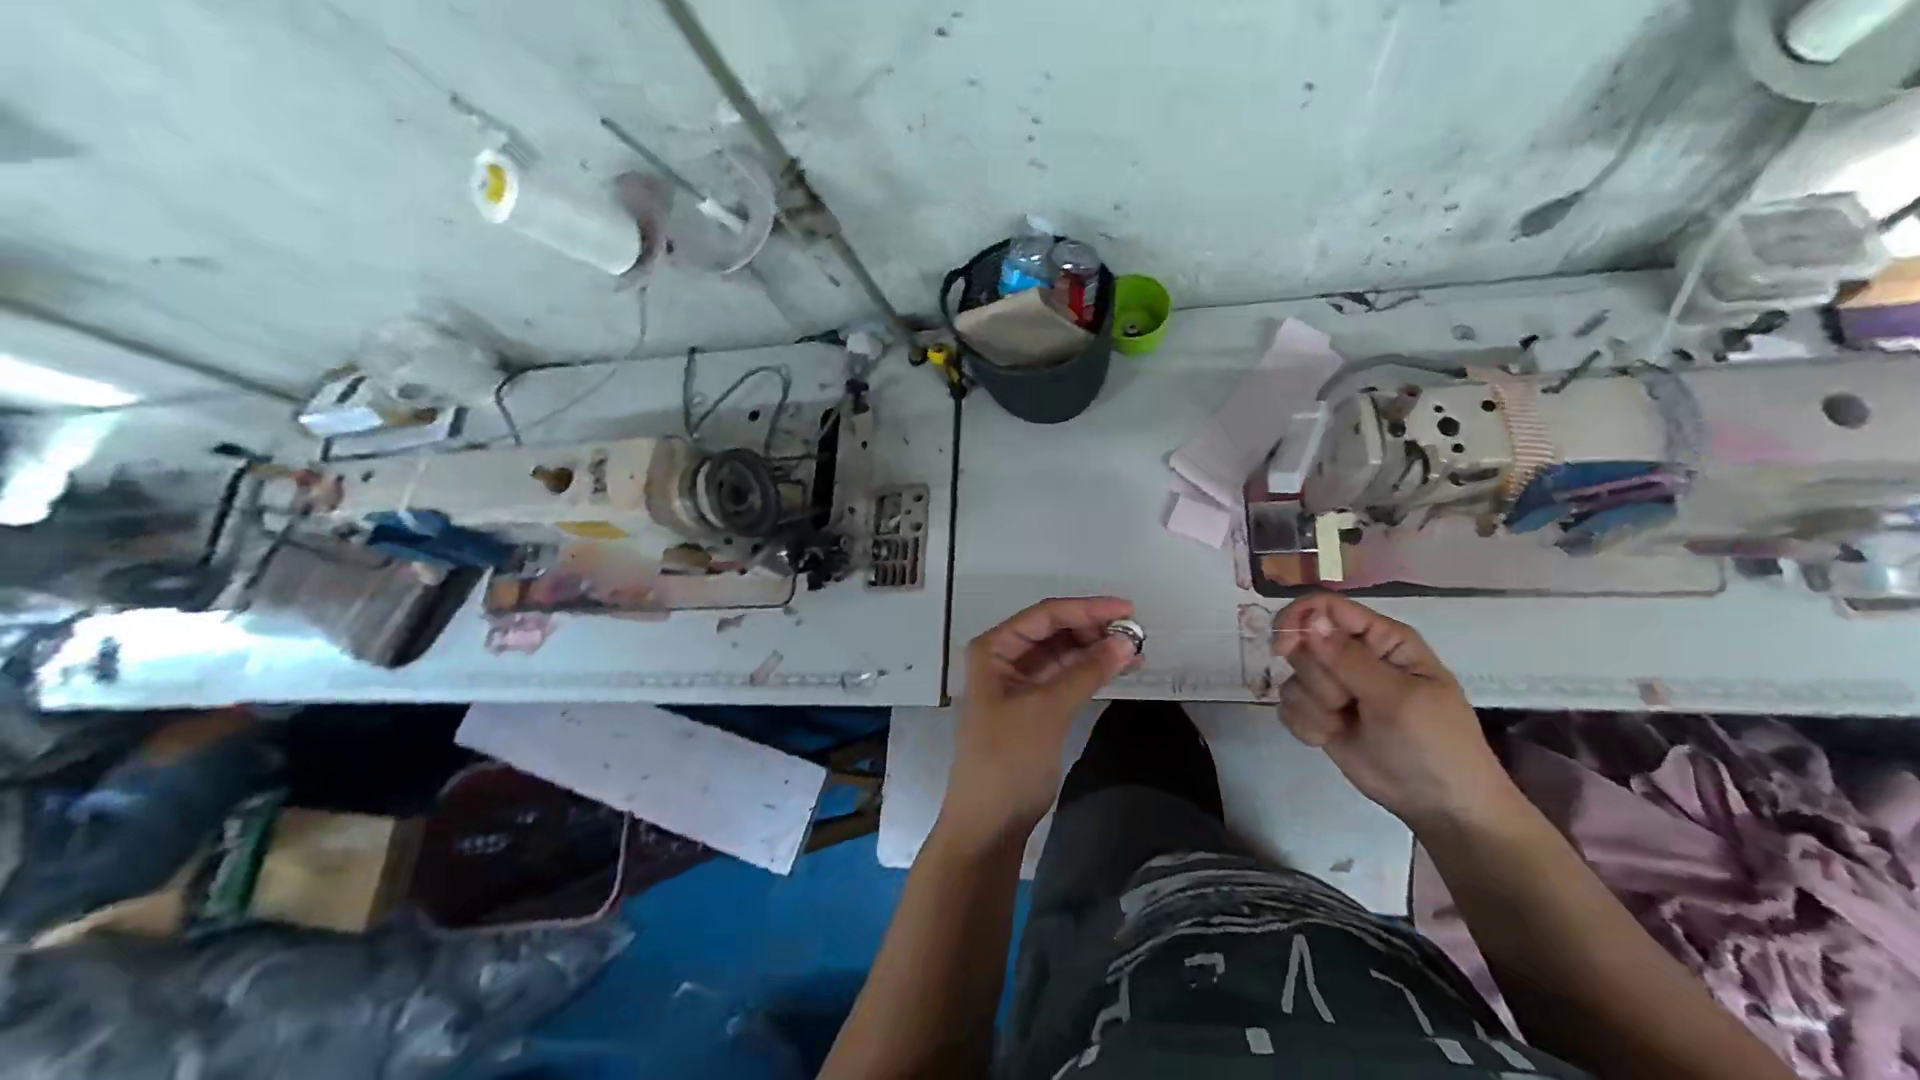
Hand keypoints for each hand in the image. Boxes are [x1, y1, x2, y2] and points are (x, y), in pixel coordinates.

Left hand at [940, 597, 1138, 845]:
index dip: (1087, 609)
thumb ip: (1088, 671)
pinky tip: (1119, 670)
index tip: (1129, 610)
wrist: (989, 822)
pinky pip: (1064, 676)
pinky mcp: (1033, 705)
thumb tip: (1127, 640)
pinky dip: (1090, 672)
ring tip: (1136, 651)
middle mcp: (1003, 658)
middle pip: (1054, 630)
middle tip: (1136, 634)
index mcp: (993, 649)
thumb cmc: (1008, 759)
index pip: (1045, 615)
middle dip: (1093, 629)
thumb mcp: (1048, 709)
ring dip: (1095, 650)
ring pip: (1062, 653)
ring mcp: (1018, 682)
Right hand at [1273, 593, 1518, 829]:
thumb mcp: (1398, 698)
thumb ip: (1348, 659)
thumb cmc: (1435, 744)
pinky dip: (1305, 725)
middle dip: (1316, 677)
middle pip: (1301, 643)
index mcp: (1382, 639)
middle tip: (1345, 702)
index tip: (1283, 650)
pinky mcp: (1319, 715)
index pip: (1326, 607)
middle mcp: (1353, 655)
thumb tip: (1308, 620)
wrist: (1440, 805)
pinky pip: (1287, 706)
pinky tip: (1330, 738)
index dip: (1298, 621)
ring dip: (1313, 707)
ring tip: (1345, 725)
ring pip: (1292, 678)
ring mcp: (1334, 687)